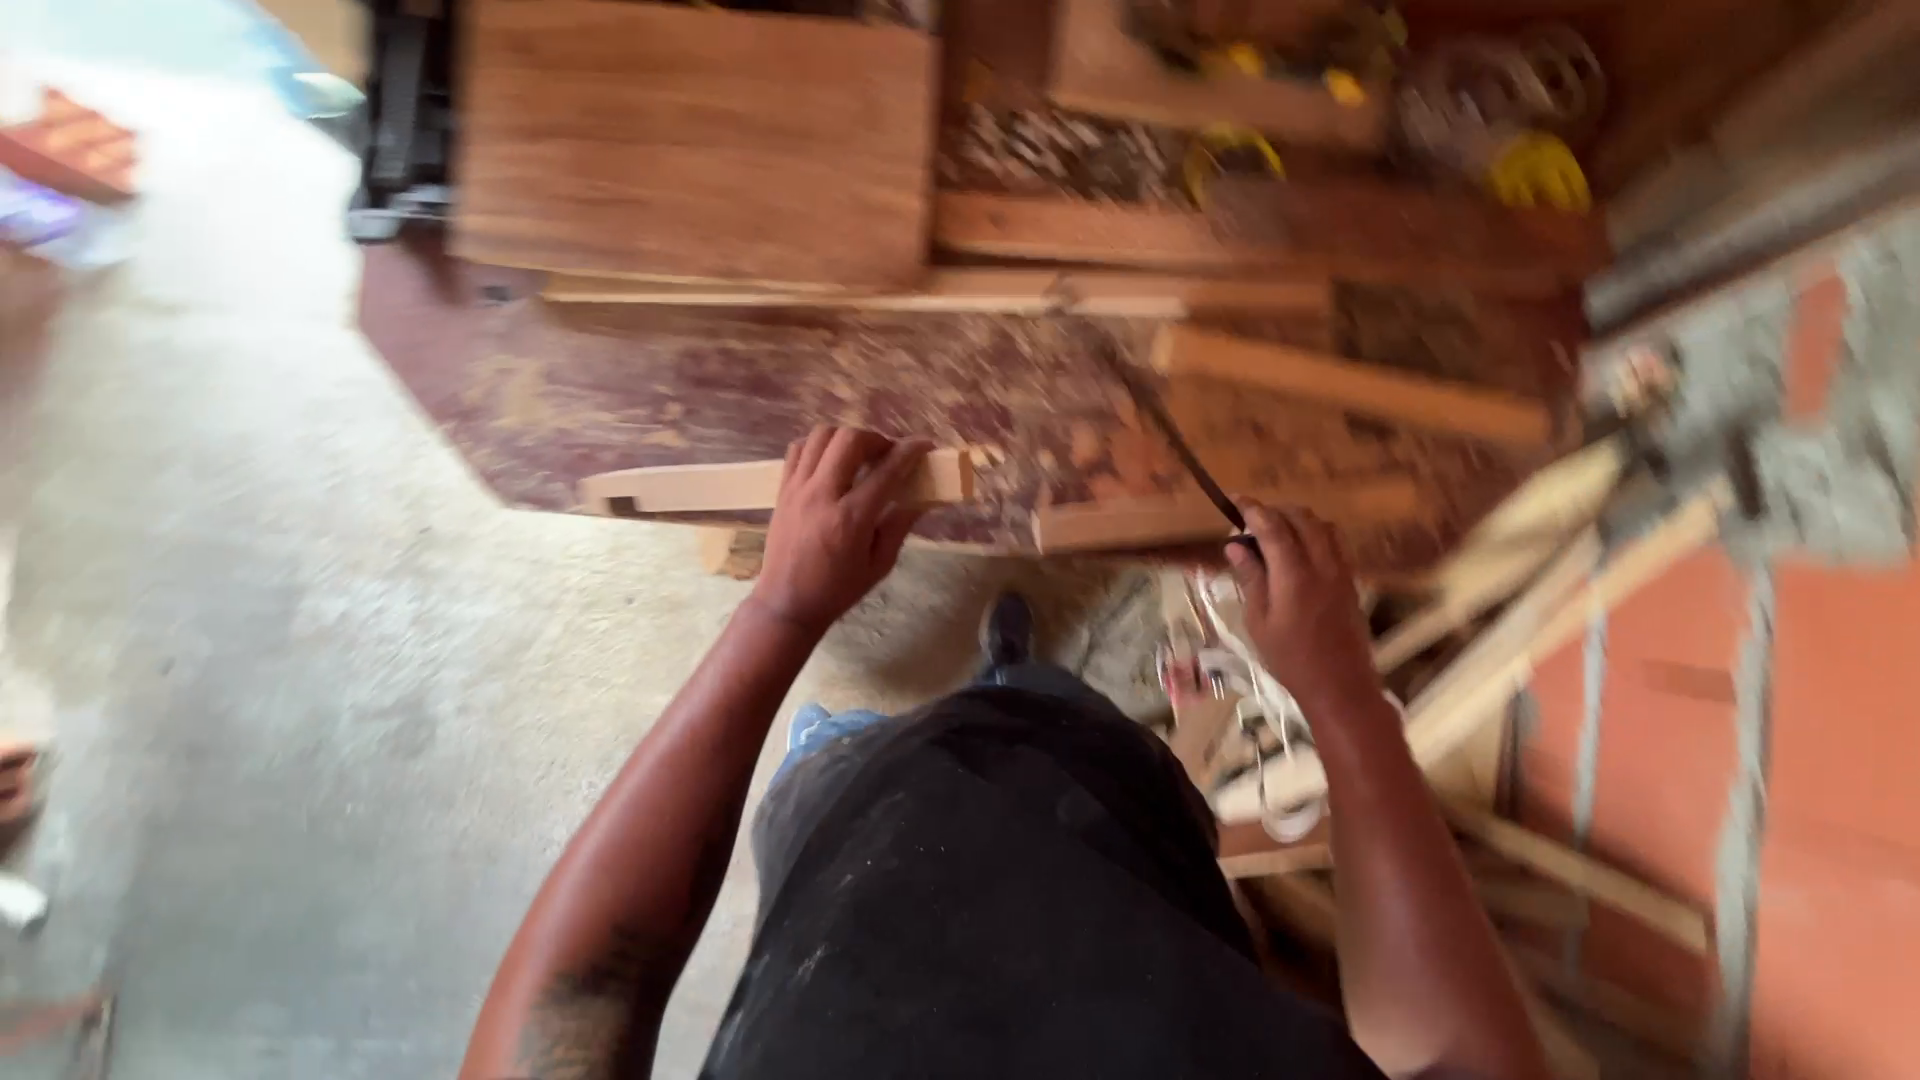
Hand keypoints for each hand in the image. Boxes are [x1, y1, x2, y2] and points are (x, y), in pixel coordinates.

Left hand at [747, 426, 931, 634]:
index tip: (924, 445)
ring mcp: (798, 489)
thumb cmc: (837, 590)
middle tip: (887, 454)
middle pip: (850, 440)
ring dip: (847, 438)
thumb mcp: (879, 565)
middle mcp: (822, 495)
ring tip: (859, 456)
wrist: (787, 603)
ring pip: (822, 436)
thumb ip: (899, 526)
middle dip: (876, 439)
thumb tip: (920, 498)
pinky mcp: (782, 490)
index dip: (910, 452)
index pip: (886, 471)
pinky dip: (820, 446)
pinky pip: (799, 449)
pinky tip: (832, 461)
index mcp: (851, 518)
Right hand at [1223, 501, 1382, 715]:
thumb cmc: (1290, 658)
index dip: (1253, 509)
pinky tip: (1296, 551)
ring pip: (1322, 526)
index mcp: (1294, 576)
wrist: (1340, 685)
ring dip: (1297, 519)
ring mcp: (1342, 572)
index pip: (1273, 527)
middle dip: (1275, 510)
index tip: (1234, 500)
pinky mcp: (1351, 581)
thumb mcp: (1258, 621)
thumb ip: (1250, 578)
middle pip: (1302, 518)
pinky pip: (1334, 543)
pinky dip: (1313, 534)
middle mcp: (1322, 565)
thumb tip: (1235, 546)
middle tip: (1251, 520)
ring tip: (1274, 532)